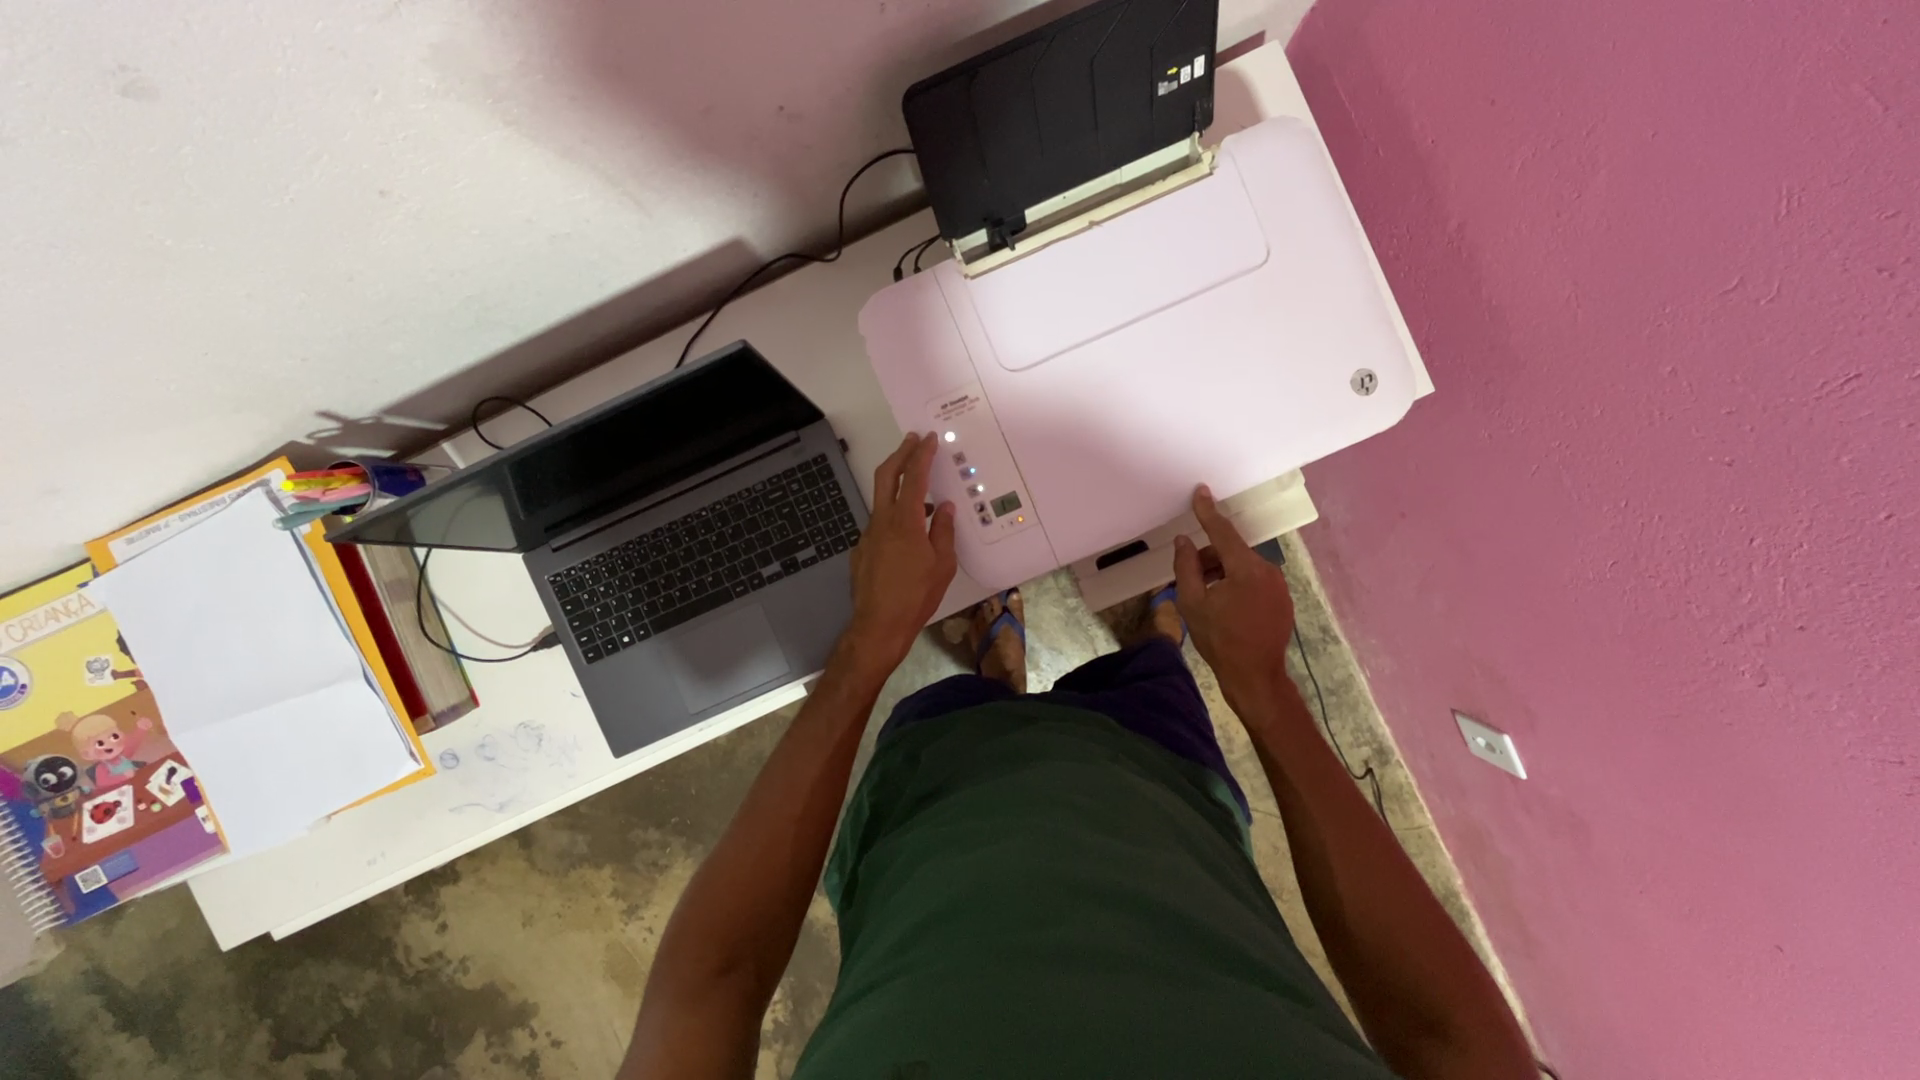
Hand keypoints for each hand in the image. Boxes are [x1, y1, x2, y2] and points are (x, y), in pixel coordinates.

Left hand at [846, 432, 956, 669]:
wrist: (879, 625)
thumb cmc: (917, 596)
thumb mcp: (942, 565)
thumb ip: (944, 532)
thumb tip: (946, 509)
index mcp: (906, 521)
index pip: (914, 477)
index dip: (922, 455)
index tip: (929, 439)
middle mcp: (882, 521)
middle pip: (887, 475)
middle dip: (900, 454)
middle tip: (912, 440)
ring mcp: (868, 535)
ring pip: (882, 501)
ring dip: (899, 488)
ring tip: (922, 493)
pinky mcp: (861, 551)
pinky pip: (879, 526)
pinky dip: (894, 518)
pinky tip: (908, 535)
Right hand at [1172, 485, 1297, 715]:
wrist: (1255, 677)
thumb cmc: (1220, 641)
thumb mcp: (1192, 603)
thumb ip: (1186, 567)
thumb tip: (1184, 541)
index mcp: (1246, 569)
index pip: (1223, 532)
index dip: (1208, 512)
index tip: (1201, 492)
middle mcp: (1268, 571)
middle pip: (1231, 553)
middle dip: (1209, 561)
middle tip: (1191, 583)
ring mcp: (1279, 586)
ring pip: (1243, 568)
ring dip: (1222, 575)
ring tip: (1207, 601)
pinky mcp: (1283, 600)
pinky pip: (1255, 582)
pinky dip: (1237, 586)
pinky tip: (1225, 609)